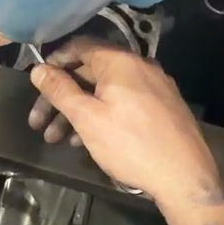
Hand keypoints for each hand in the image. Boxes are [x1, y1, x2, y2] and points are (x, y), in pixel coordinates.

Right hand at [28, 39, 223, 216]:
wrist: (185, 179)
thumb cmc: (131, 144)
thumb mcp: (87, 118)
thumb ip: (59, 90)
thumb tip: (38, 69)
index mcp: (121, 62)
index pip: (80, 46)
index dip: (54, 61)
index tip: (38, 82)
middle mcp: (140, 67)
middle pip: (90, 72)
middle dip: (61, 97)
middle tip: (39, 122)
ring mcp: (155, 88)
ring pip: (106, 91)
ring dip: (78, 111)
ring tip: (57, 139)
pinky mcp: (163, 108)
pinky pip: (124, 102)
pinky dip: (102, 115)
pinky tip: (87, 140)